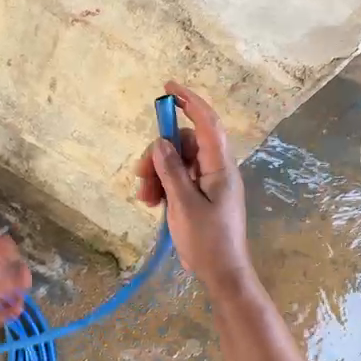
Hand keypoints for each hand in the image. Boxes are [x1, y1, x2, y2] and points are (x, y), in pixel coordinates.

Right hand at [135, 82, 251, 289]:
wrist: (222, 272)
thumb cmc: (208, 240)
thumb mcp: (184, 205)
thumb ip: (171, 171)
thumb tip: (161, 141)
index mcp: (220, 166)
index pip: (207, 122)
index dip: (189, 101)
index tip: (167, 88)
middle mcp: (216, 169)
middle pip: (185, 143)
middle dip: (158, 154)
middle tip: (139, 175)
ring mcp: (208, 182)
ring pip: (177, 162)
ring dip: (156, 174)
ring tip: (144, 198)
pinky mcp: (200, 196)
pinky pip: (178, 179)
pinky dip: (162, 186)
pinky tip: (152, 203)